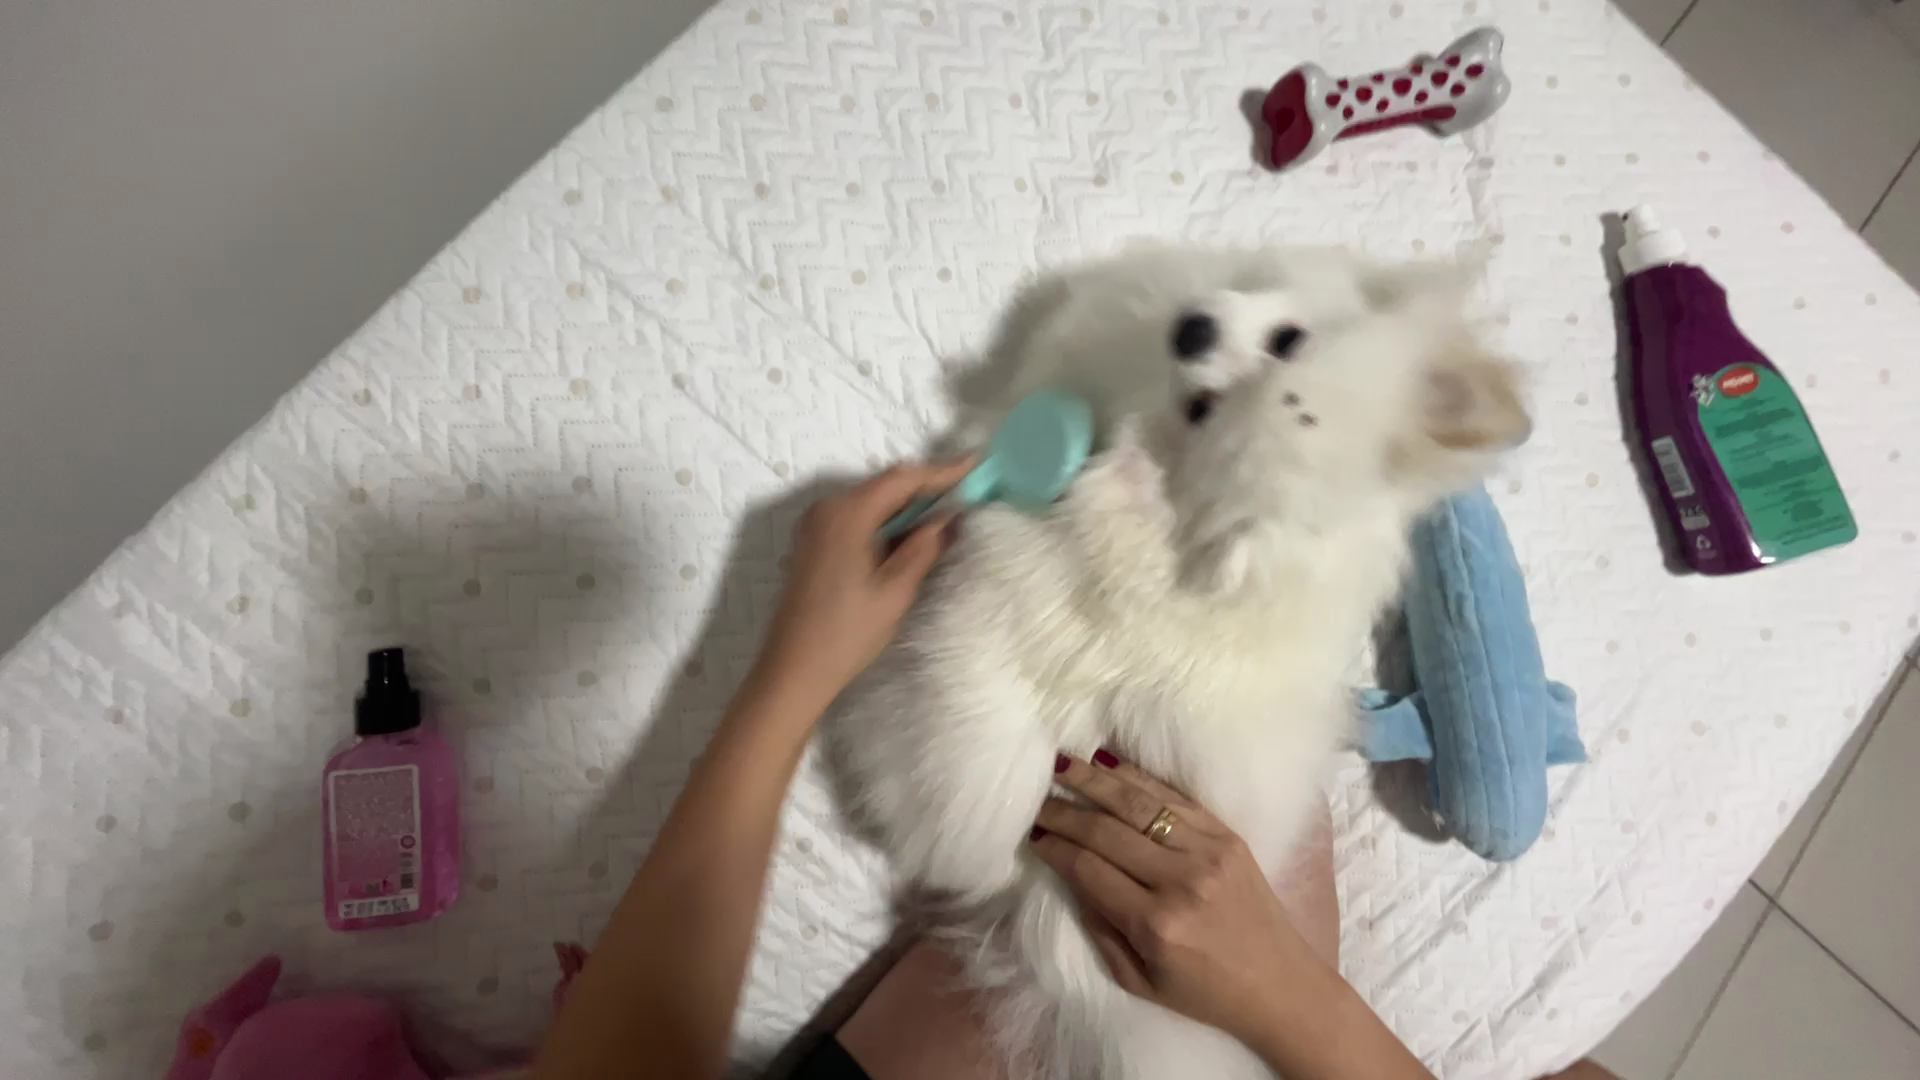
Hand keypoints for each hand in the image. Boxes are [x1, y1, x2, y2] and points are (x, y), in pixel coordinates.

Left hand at [755, 459, 974, 702]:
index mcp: (847, 513)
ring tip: (944, 513)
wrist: (794, 669)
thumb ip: (924, 546)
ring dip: (906, 506)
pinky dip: (885, 520)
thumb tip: (948, 517)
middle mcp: (826, 508)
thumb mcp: (896, 590)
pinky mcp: (813, 541)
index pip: (903, 479)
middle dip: (925, 488)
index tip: (975, 464)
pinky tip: (907, 534)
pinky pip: (856, 517)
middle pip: (885, 485)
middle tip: (965, 492)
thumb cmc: (848, 632)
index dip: (942, 471)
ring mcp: (815, 524)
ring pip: (871, 501)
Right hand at [1029, 753, 1326, 1050]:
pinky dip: (1136, 775)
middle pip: (1105, 830)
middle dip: (1063, 812)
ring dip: (1092, 779)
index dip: (1054, 847)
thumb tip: (1069, 871)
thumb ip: (1099, 927)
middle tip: (1037, 800)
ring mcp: (1207, 851)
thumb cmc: (1206, 993)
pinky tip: (1106, 762)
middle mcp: (1181, 881)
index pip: (1088, 868)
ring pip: (1136, 802)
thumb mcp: (1140, 981)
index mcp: (1156, 924)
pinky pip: (1172, 795)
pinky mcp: (1226, 834)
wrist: (1285, 988)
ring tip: (1061, 765)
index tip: (1032, 835)